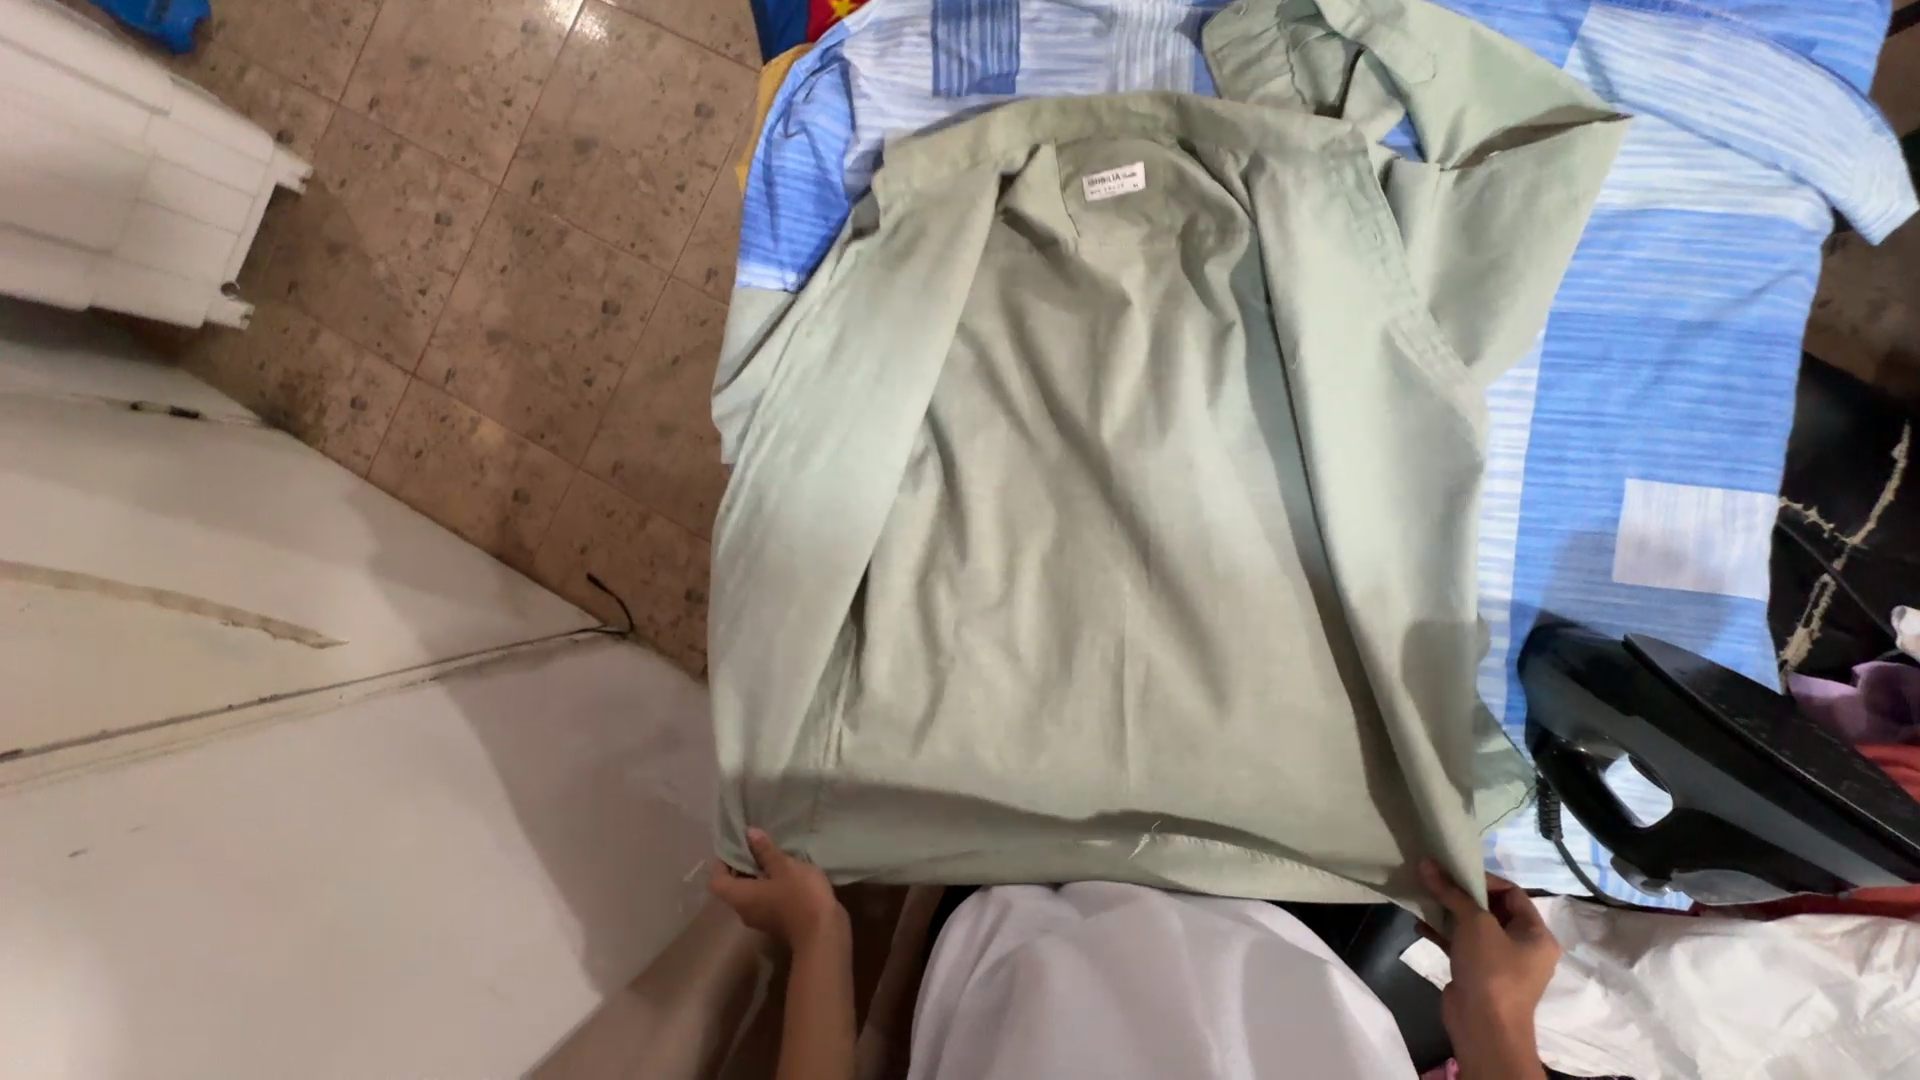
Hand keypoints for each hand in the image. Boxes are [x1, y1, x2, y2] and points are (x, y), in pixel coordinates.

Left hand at [710, 828, 847, 952]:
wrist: (823, 933)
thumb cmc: (799, 896)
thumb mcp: (784, 867)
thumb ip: (766, 851)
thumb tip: (749, 834)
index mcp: (741, 897)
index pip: (717, 881)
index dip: (722, 863)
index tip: (737, 845)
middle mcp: (745, 910)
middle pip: (734, 887)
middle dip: (743, 864)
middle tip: (758, 844)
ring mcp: (761, 918)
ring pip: (751, 893)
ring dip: (760, 875)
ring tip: (775, 855)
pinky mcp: (777, 921)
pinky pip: (766, 900)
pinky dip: (771, 885)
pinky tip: (789, 872)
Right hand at [1420, 860, 1559, 1078]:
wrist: (1484, 1026)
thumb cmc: (1492, 970)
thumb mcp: (1475, 924)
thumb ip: (1452, 892)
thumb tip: (1426, 862)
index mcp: (1536, 934)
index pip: (1512, 893)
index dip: (1483, 878)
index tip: (1452, 870)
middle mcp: (1522, 946)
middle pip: (1491, 907)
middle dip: (1460, 893)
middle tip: (1434, 879)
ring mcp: (1500, 960)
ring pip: (1472, 925)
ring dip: (1447, 910)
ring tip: (1423, 896)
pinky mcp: (1478, 971)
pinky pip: (1460, 942)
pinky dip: (1442, 931)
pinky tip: (1419, 922)